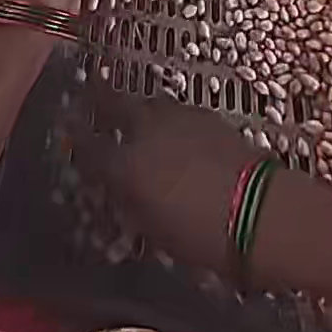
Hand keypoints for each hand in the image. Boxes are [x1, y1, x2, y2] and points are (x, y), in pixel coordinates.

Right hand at [77, 91, 264, 271]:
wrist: (263, 211)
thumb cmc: (203, 236)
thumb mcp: (156, 231)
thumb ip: (132, 203)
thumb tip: (122, 189)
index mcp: (124, 164)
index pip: (87, 145)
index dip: (76, 137)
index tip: (68, 130)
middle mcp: (143, 130)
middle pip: (112, 103)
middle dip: (98, 99)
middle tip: (90, 95)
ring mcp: (174, 116)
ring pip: (145, 101)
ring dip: (137, 107)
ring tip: (136, 114)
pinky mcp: (203, 114)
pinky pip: (175, 109)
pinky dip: (168, 117)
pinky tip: (175, 128)